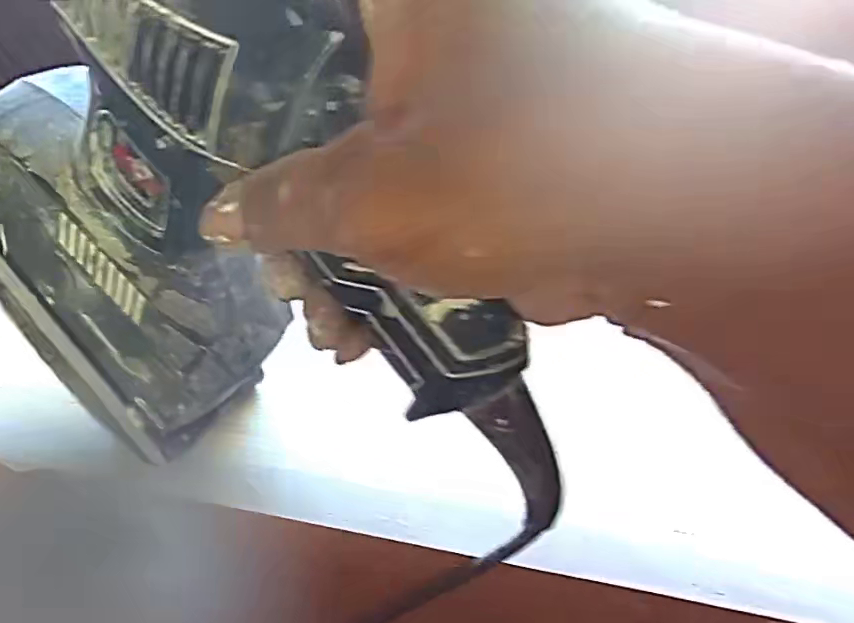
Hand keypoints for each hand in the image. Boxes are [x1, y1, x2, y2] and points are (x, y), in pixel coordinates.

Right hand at [201, 0, 667, 349]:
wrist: (669, 222)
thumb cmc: (507, 180)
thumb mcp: (363, 199)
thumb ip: (277, 206)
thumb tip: (214, 217)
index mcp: (411, 19)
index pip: (297, 49)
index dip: (247, 108)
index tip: (220, 164)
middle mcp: (433, 50)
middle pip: (316, 138)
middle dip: (290, 230)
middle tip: (284, 281)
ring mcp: (459, 110)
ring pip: (354, 187)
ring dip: (329, 269)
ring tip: (328, 330)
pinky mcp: (479, 162)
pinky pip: (396, 212)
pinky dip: (373, 272)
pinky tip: (359, 329)